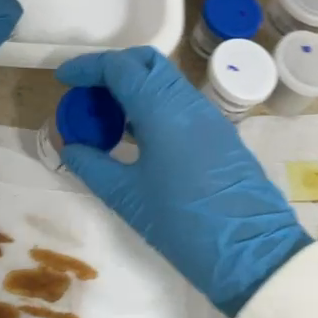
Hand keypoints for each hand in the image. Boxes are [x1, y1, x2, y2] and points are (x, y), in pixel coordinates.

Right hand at [56, 46, 310, 317]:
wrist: (254, 255)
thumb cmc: (184, 225)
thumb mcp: (129, 198)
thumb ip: (92, 165)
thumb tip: (66, 144)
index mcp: (161, 109)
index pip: (119, 67)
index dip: (87, 67)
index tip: (63, 79)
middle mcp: (186, 101)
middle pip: (146, 62)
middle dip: (112, 67)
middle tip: (86, 91)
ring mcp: (207, 114)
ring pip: (164, 79)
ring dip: (133, 84)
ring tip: (106, 114)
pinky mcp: (219, 132)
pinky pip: (178, 100)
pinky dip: (152, 101)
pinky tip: (136, 132)